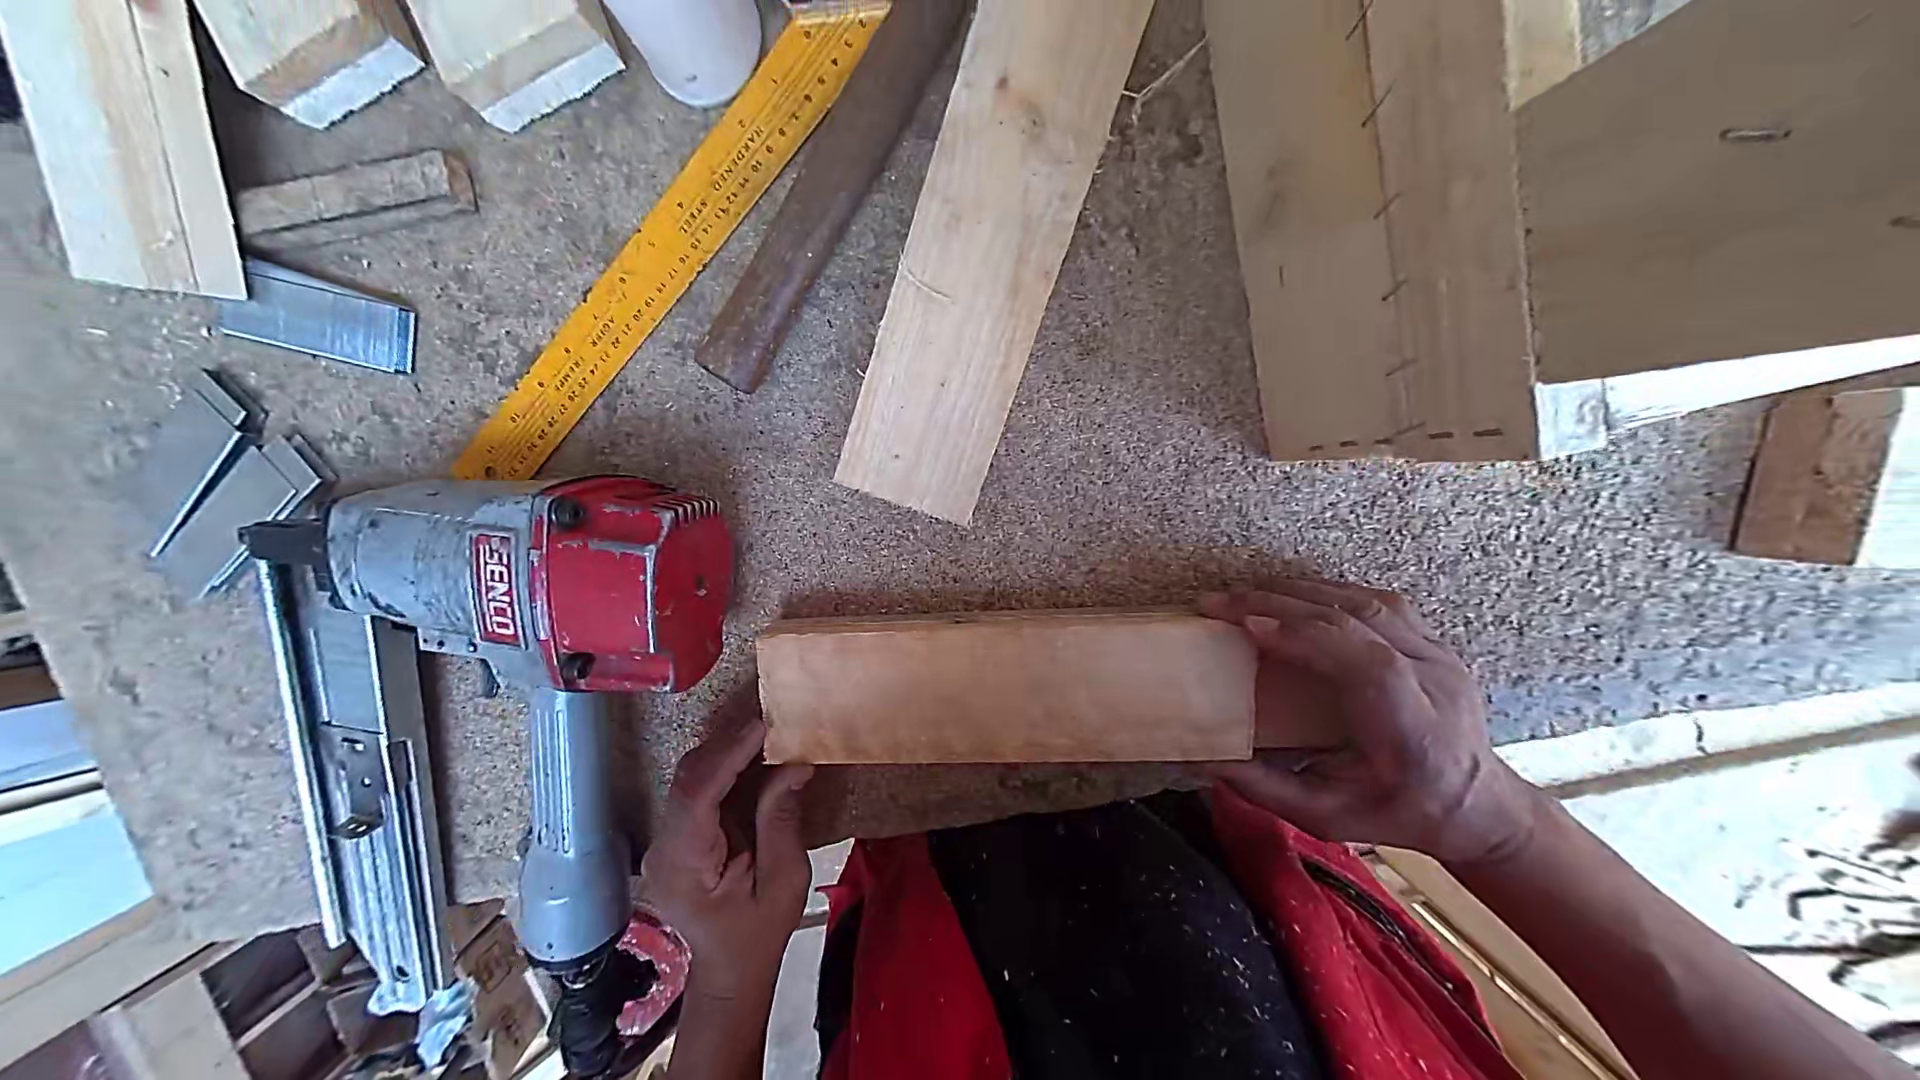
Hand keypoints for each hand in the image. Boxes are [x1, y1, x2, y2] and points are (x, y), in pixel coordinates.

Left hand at [639, 718, 813, 1000]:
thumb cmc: (758, 933)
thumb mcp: (783, 881)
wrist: (730, 967)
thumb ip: (782, 821)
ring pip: (689, 776)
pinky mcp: (677, 833)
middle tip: (771, 724)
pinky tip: (751, 753)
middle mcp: (664, 848)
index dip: (727, 754)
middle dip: (729, 743)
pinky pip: (696, 787)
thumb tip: (794, 766)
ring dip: (726, 749)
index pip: (696, 794)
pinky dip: (724, 764)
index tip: (762, 727)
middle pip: (688, 777)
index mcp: (684, 866)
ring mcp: (665, 839)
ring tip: (765, 733)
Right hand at [1200, 581, 1546, 865]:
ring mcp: (1438, 654)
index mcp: (1412, 730)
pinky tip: (1291, 594)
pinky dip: (1325, 591)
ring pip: (1364, 600)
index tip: (1246, 626)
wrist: (1477, 805)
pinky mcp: (1431, 641)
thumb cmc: (1399, 814)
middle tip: (1220, 602)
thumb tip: (1205, 756)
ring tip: (1245, 593)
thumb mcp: (1325, 818)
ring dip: (1296, 591)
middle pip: (1355, 619)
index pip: (1365, 664)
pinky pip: (1375, 600)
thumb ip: (1264, 788)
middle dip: (1279, 604)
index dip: (1304, 636)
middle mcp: (1433, 681)